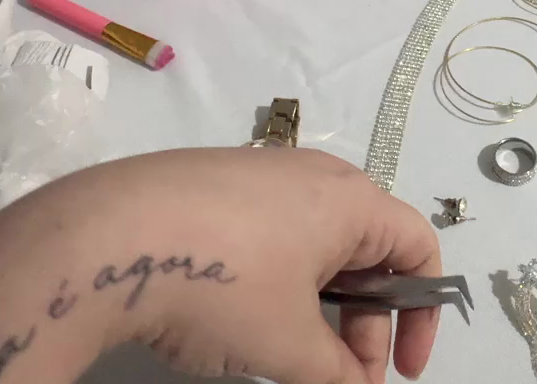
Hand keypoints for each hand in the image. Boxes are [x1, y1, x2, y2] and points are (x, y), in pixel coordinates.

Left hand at [110, 147, 441, 383]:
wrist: (112, 234)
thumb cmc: (224, 284)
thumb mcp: (288, 344)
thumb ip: (337, 376)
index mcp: (352, 200)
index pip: (419, 245)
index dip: (424, 313)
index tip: (403, 371)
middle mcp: (319, 175)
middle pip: (370, 248)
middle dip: (366, 321)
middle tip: (338, 378)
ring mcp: (269, 173)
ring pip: (321, 242)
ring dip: (323, 303)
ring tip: (286, 351)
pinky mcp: (227, 181)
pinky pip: (279, 229)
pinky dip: (284, 276)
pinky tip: (242, 312)